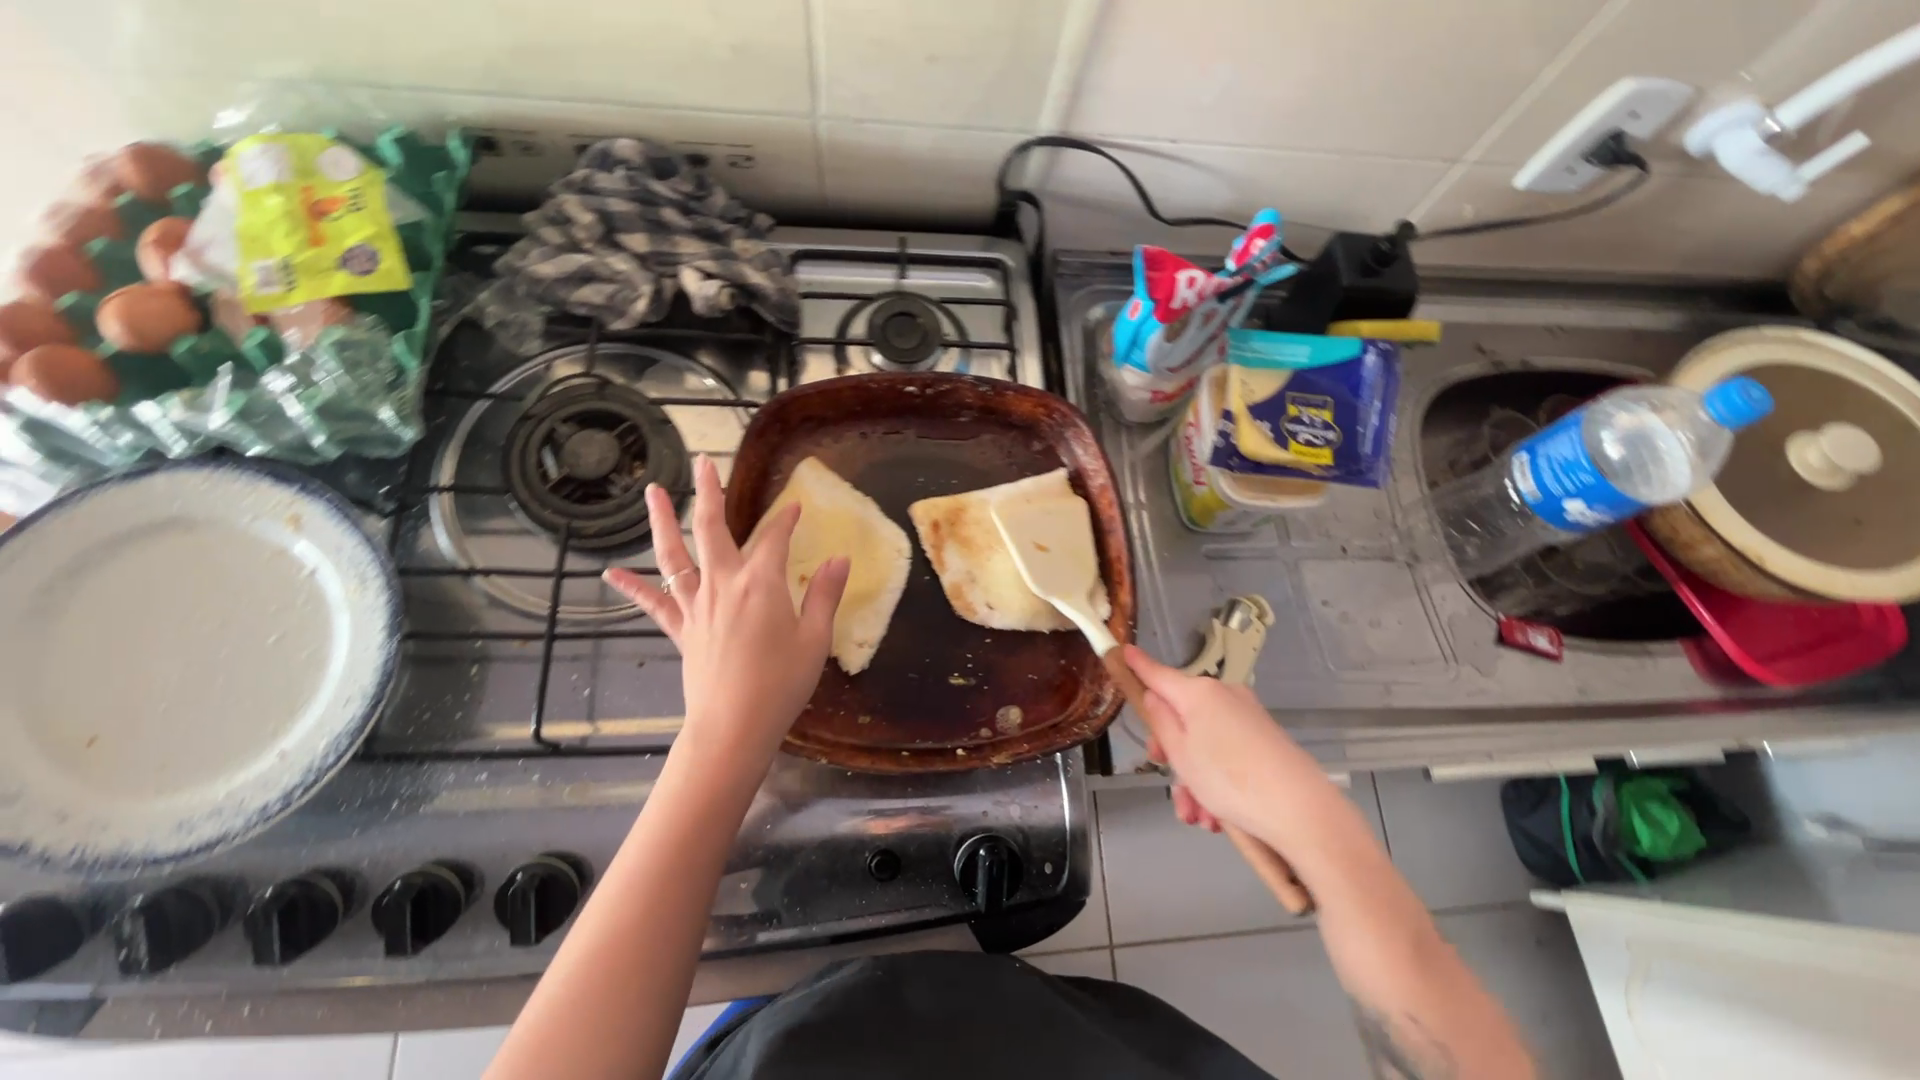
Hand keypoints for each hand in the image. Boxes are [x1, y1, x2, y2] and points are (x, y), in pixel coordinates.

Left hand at [604, 456, 849, 769]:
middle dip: (710, 493)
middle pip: (713, 529)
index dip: (786, 519)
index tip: (796, 506)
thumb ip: (824, 595)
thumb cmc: (781, 684)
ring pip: (674, 557)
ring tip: (653, 492)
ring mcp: (696, 607)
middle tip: (703, 462)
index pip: (774, 538)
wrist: (734, 726)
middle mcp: (723, 585)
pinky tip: (611, 572)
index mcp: (761, 584)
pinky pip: (654, 604)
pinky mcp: (681, 630)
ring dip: (663, 522)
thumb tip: (838, 560)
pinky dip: (633, 587)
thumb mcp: (815, 640)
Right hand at [1123, 645, 1327, 844]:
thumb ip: (1160, 721)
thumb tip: (1153, 695)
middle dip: (1171, 754)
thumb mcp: (1180, 753)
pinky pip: (1227, 755)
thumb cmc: (1230, 779)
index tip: (1123, 651)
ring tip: (1198, 816)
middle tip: (1168, 781)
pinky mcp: (1264, 740)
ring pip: (1204, 744)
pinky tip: (1217, 818)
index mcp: (1199, 693)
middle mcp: (1225, 696)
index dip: (1138, 666)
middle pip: (1182, 717)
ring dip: (1194, 780)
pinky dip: (1217, 782)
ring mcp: (1247, 718)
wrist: (1300, 809)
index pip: (1159, 674)